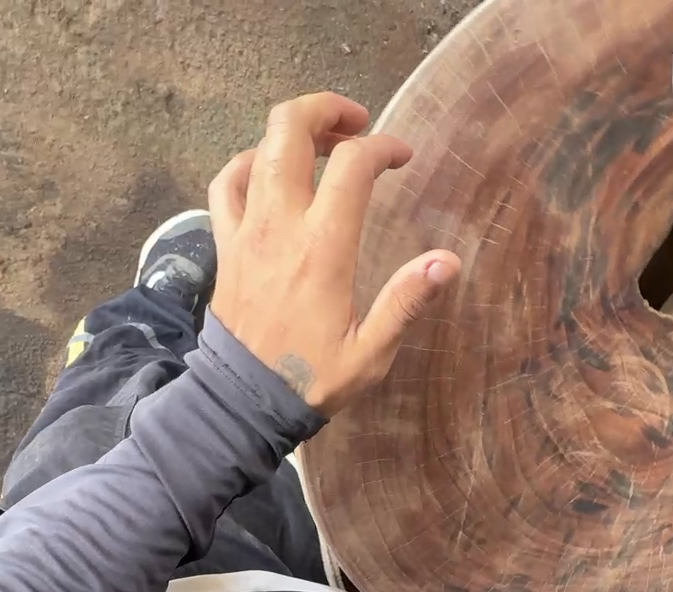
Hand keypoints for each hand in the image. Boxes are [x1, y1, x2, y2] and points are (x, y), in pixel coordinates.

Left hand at [208, 92, 461, 414]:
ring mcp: (245, 231)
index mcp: (323, 248)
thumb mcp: (370, 353)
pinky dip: (249, 163)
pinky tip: (269, 173)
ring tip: (321, 145)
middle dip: (326, 110)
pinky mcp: (225, 244)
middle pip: (290, 129)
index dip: (383, 148)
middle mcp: (280, 225)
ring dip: (291, 132)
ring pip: (258, 148)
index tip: (402, 158)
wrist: (244, 400)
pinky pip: (226, 183)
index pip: (354, 166)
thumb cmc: (312, 378)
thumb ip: (405, 302)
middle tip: (356, 124)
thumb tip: (447, 261)